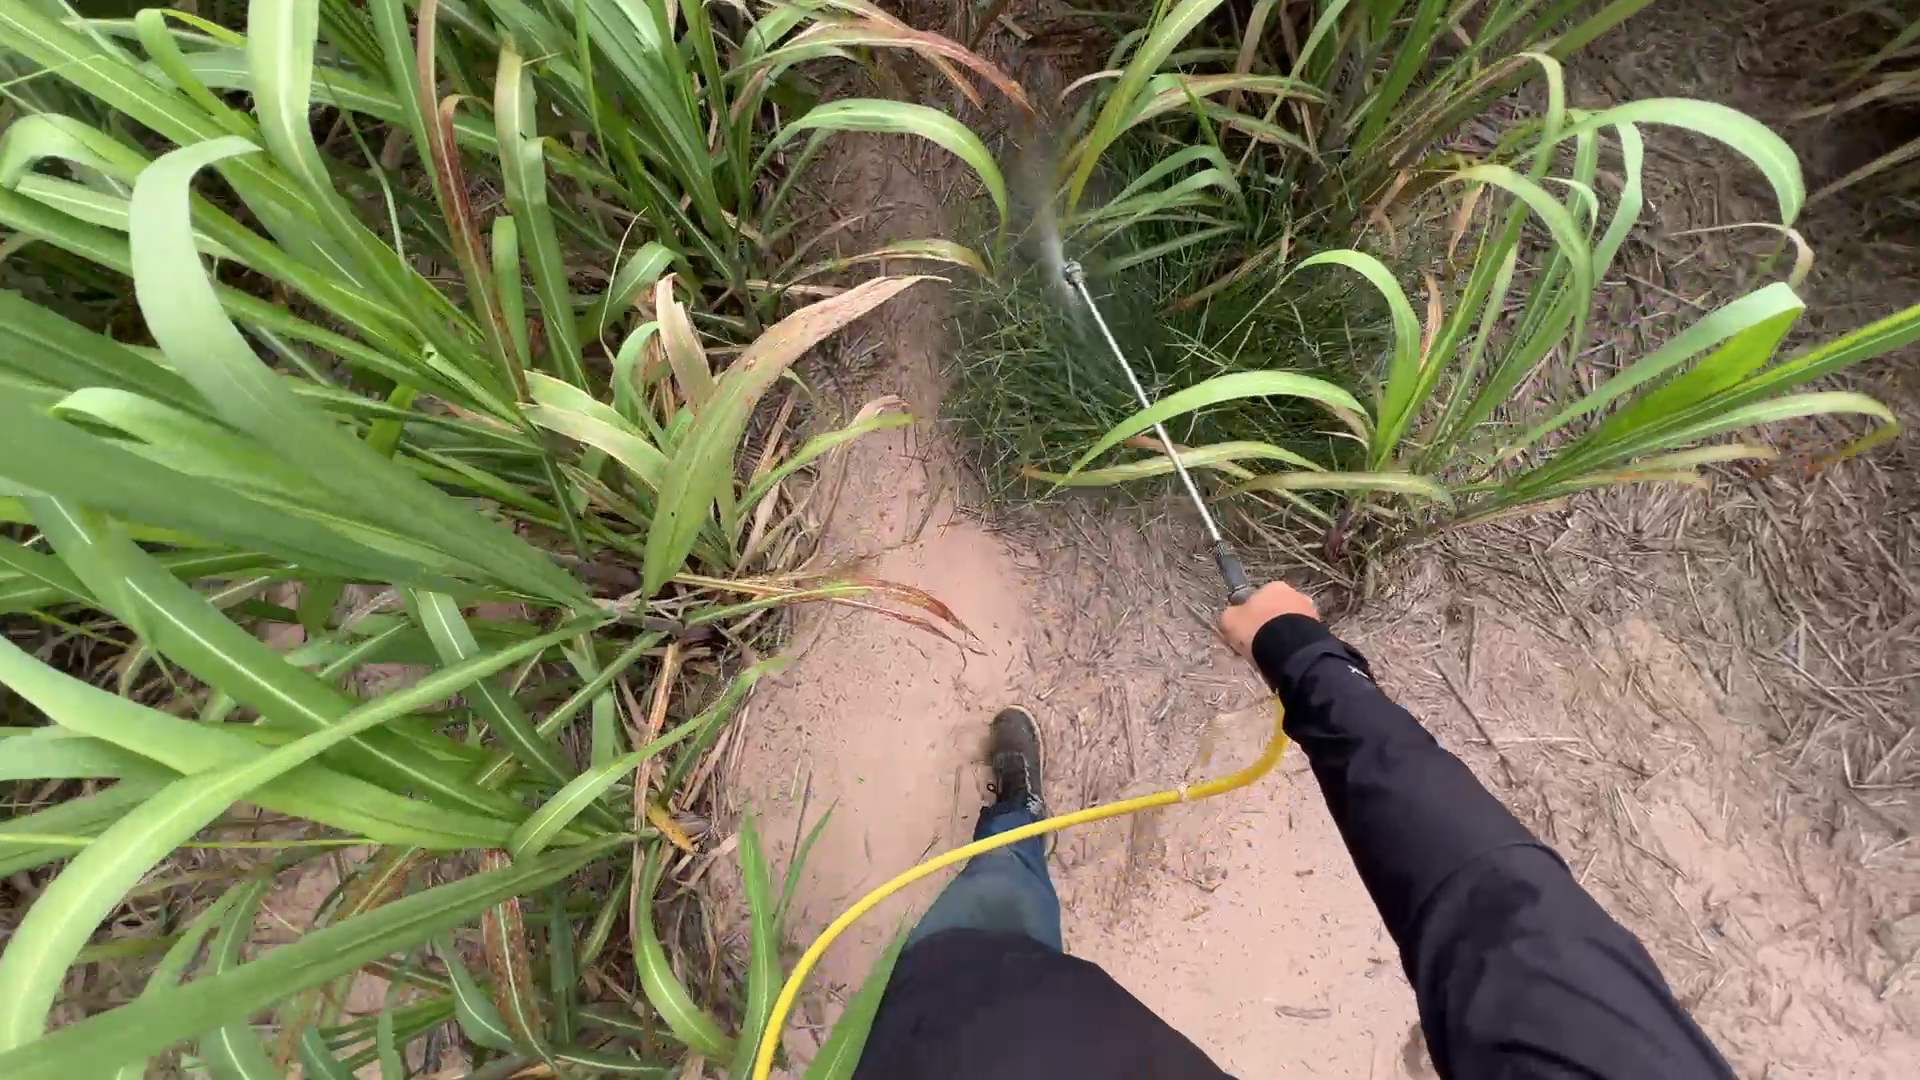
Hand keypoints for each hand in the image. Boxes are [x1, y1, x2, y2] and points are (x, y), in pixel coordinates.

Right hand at [1219, 581, 1318, 657]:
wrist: (1289, 651)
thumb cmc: (1256, 629)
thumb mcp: (1229, 620)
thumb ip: (1231, 615)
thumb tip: (1233, 617)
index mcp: (1274, 587)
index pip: (1259, 597)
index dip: (1250, 614)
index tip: (1245, 628)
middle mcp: (1295, 595)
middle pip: (1277, 609)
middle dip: (1269, 623)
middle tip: (1258, 641)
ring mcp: (1311, 613)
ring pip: (1291, 624)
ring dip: (1283, 635)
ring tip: (1271, 653)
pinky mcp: (1320, 632)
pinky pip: (1301, 639)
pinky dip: (1293, 647)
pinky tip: (1284, 657)